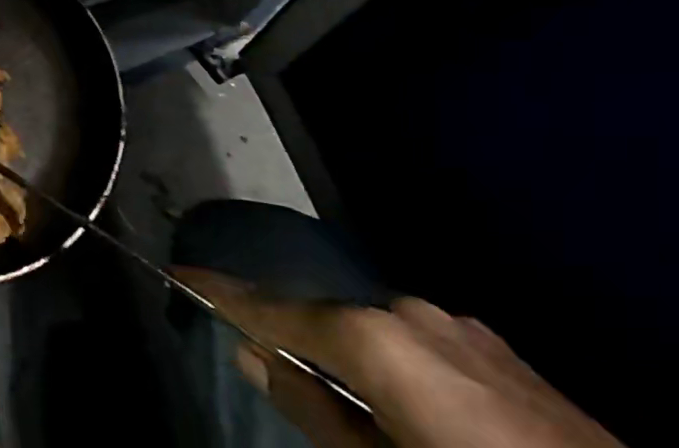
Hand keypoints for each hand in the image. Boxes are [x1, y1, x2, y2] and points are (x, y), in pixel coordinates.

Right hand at [172, 268, 625, 447]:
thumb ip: (311, 408)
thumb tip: (251, 354)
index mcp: (370, 336)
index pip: (268, 306)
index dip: (217, 292)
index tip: (178, 272)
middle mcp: (406, 312)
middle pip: (322, 315)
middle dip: (296, 337)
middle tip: (277, 367)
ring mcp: (460, 326)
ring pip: (374, 329)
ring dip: (352, 355)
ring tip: (360, 403)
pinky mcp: (500, 348)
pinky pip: (421, 343)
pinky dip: (398, 362)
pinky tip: (422, 407)